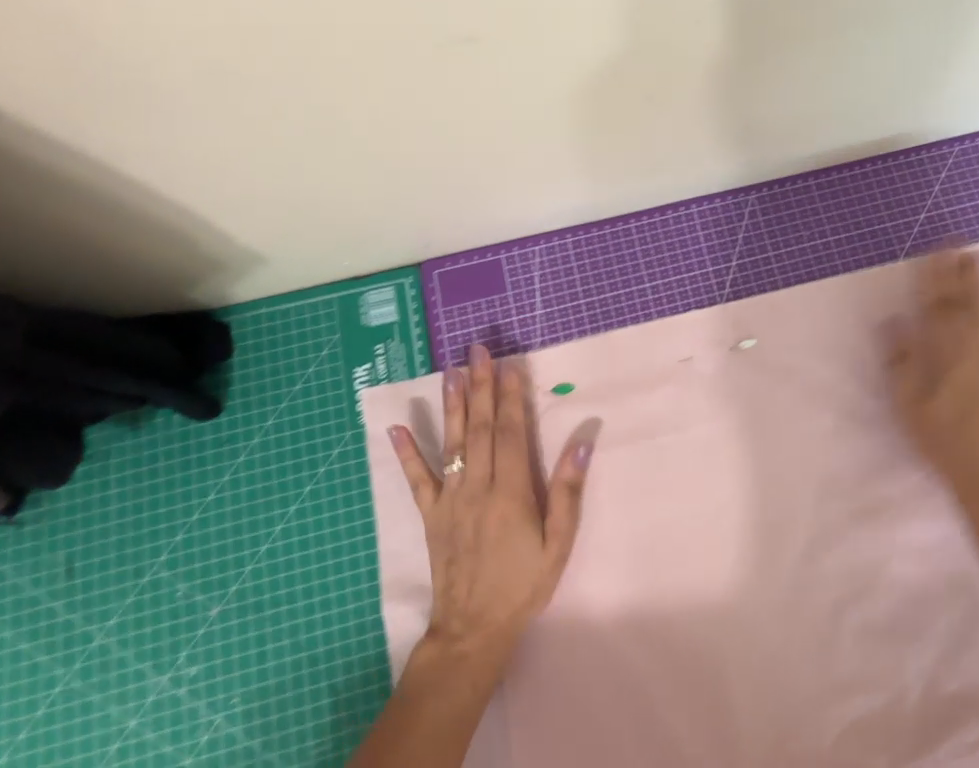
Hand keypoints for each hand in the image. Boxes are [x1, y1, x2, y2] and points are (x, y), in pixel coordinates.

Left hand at [388, 344, 594, 664]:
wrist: (474, 629)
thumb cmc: (525, 585)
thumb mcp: (559, 544)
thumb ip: (567, 492)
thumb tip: (581, 444)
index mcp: (512, 493)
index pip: (511, 432)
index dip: (511, 396)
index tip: (511, 364)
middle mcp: (478, 488)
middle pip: (480, 428)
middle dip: (480, 386)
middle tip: (478, 350)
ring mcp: (450, 501)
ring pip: (452, 444)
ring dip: (451, 406)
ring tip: (450, 371)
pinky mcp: (431, 517)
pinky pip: (417, 481)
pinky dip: (407, 454)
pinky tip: (396, 427)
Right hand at [883, 246, 978, 549]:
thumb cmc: (941, 443)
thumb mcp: (908, 407)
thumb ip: (900, 363)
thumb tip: (893, 320)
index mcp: (942, 355)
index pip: (934, 307)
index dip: (932, 277)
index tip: (930, 250)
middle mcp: (971, 349)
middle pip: (963, 301)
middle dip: (958, 269)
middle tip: (957, 239)